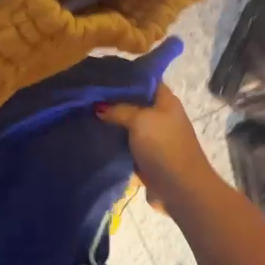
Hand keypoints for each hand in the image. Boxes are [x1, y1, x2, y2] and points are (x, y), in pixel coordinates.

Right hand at [96, 85, 222, 216]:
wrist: (180, 188)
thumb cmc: (163, 147)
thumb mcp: (140, 120)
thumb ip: (119, 110)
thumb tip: (99, 107)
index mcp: (166, 101)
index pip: (145, 80)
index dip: (125, 76)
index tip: (100, 75)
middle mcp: (161, 117)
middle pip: (134, 103)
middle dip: (113, 101)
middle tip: (86, 97)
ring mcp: (153, 138)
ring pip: (128, 126)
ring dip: (111, 124)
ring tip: (84, 115)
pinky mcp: (146, 158)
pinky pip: (126, 146)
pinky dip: (113, 143)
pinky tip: (94, 138)